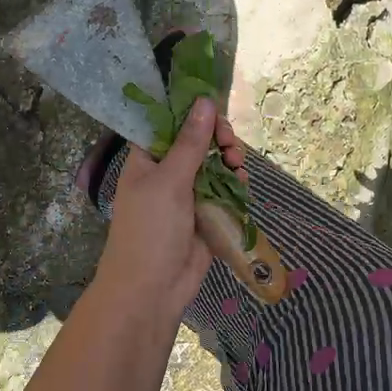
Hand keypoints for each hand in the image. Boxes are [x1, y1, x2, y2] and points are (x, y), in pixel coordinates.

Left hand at [97, 98, 248, 318]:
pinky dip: (235, 183)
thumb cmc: (150, 229)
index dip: (192, 112)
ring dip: (229, 159)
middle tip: (229, 143)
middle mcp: (167, 172)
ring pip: (214, 164)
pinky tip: (243, 182)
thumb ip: (191, 142)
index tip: (214, 106)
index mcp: (148, 158)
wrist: (152, 290)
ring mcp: (187, 194)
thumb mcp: (169, 180)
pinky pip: (224, 190)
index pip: (169, 122)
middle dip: (217, 137)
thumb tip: (205, 100)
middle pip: (198, 141)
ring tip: (237, 165)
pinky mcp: (206, 214)